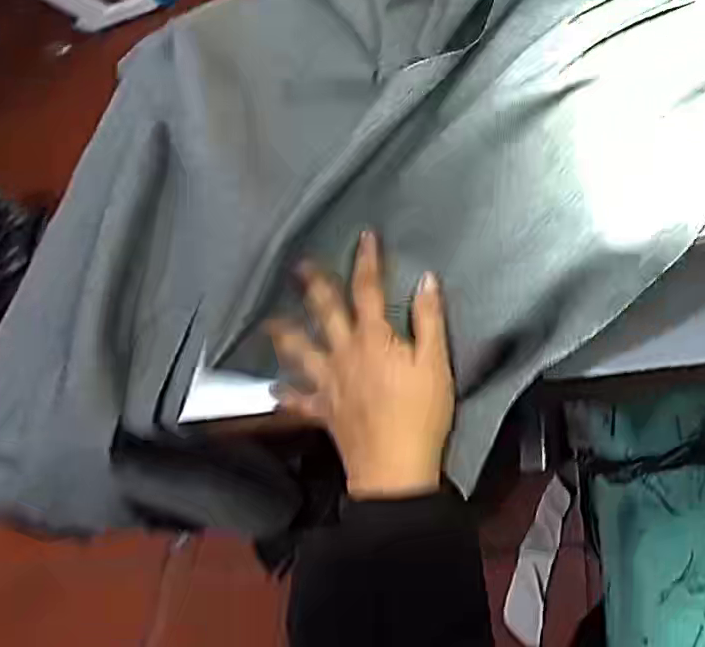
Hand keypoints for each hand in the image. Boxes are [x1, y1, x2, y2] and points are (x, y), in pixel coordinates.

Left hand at [268, 230, 454, 498]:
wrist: (394, 467)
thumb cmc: (422, 410)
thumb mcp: (436, 360)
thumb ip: (429, 318)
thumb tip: (425, 279)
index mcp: (373, 339)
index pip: (368, 291)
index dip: (366, 262)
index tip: (364, 236)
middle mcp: (344, 355)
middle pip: (325, 314)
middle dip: (313, 287)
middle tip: (297, 266)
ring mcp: (328, 385)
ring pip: (299, 353)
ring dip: (284, 334)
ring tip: (269, 320)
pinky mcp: (322, 412)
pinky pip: (296, 399)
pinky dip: (282, 392)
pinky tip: (271, 387)